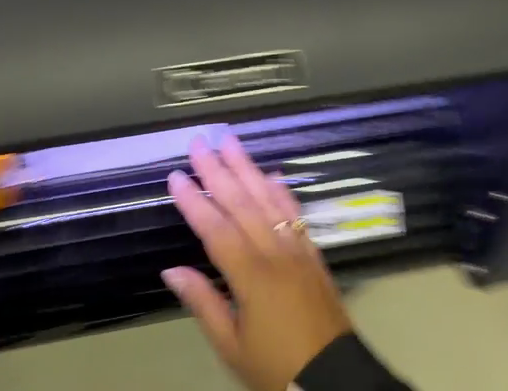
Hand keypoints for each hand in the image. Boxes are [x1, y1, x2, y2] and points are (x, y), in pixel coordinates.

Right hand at [163, 136, 353, 390]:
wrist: (337, 383)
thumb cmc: (276, 370)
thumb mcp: (232, 347)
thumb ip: (203, 302)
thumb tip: (171, 270)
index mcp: (251, 277)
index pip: (216, 229)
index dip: (194, 202)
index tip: (175, 175)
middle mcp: (275, 254)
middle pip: (242, 204)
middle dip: (218, 171)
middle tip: (199, 142)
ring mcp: (298, 251)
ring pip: (269, 200)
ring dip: (248, 169)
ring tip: (230, 142)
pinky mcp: (315, 257)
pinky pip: (297, 215)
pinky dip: (282, 192)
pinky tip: (272, 175)